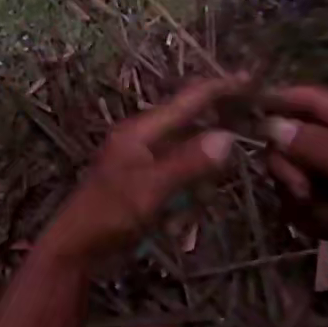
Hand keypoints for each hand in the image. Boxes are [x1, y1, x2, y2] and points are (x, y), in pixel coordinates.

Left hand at [35, 78, 243, 264]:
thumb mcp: (151, 189)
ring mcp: (142, 161)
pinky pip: (177, 177)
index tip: (252, 79)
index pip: (187, 101)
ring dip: (201, 171)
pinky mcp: (144, 184)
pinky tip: (187, 212)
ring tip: (210, 187)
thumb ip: (188, 163)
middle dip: (216, 128)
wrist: (75, 248)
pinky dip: (188, 191)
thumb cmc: (108, 215)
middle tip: (250, 126)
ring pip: (186, 153)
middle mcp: (142, 139)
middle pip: (189, 122)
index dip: (219, 88)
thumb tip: (227, 137)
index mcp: (139, 131)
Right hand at [263, 86, 327, 279]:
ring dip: (298, 197)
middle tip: (307, 192)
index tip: (238, 122)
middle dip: (288, 166)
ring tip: (327, 217)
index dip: (273, 104)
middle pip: (289, 139)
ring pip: (291, 175)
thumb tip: (270, 124)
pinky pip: (302, 204)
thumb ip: (319, 147)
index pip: (305, 98)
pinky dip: (308, 218)